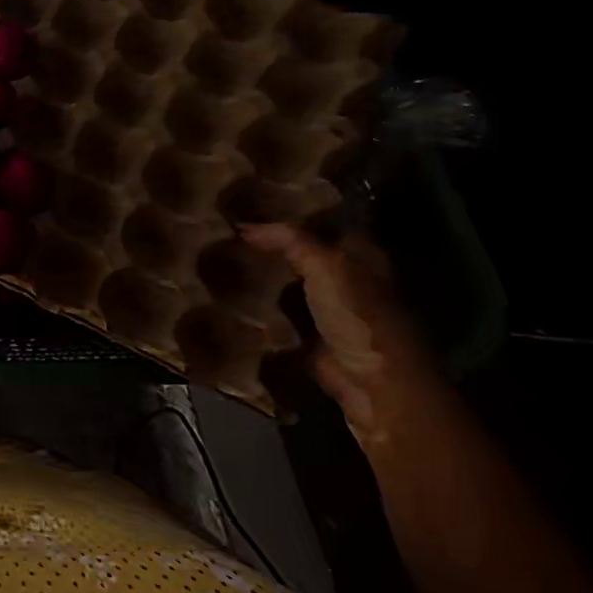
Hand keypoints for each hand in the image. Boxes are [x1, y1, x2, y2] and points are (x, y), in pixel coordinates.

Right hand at [239, 224, 435, 426]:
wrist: (377, 385)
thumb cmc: (360, 317)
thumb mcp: (327, 266)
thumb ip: (289, 240)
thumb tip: (243, 225)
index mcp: (360, 257)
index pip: (320, 223)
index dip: (287, 214)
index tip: (247, 206)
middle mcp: (347, 280)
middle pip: (299, 255)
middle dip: (266, 248)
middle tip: (224, 235)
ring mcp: (330, 311)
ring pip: (286, 284)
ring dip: (258, 279)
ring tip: (216, 262)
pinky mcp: (312, 338)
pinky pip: (278, 315)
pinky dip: (258, 309)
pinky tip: (227, 296)